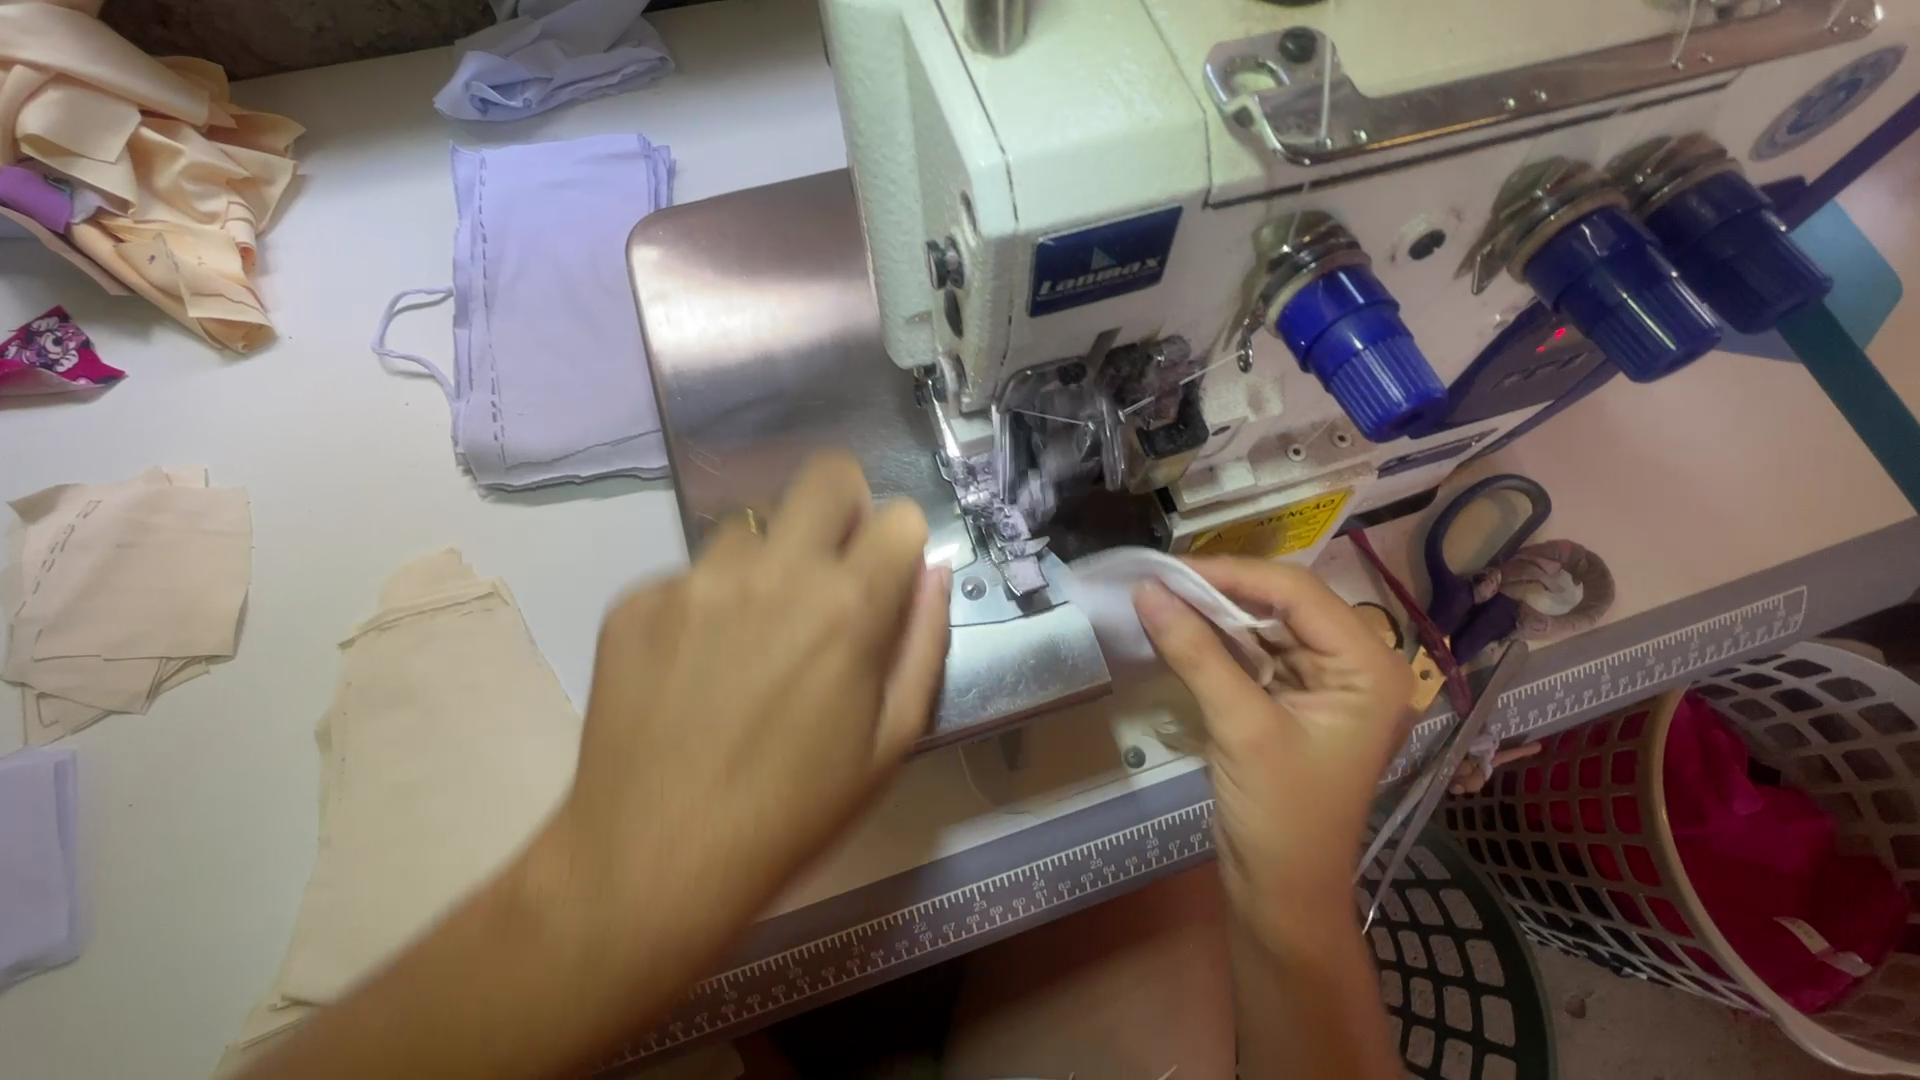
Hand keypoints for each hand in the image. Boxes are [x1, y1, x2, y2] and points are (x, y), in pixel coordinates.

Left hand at [537, 453, 950, 992]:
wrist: (654, 858)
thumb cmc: (795, 812)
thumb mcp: (891, 743)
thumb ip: (924, 644)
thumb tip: (931, 572)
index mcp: (848, 606)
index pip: (901, 515)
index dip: (901, 546)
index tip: (885, 580)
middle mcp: (775, 571)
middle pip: (826, 473)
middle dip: (844, 507)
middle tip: (830, 569)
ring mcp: (697, 578)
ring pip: (752, 526)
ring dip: (768, 562)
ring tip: (750, 635)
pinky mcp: (637, 599)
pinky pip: (689, 574)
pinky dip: (705, 604)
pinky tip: (693, 669)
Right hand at [1134, 558, 1410, 943]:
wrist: (1281, 892)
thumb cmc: (1280, 815)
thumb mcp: (1239, 726)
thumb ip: (1195, 652)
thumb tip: (1146, 591)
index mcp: (1370, 668)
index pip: (1299, 594)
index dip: (1234, 574)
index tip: (1171, 570)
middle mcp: (1358, 665)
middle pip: (1286, 603)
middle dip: (1225, 590)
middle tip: (1163, 580)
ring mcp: (1328, 682)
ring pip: (1268, 624)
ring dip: (1219, 612)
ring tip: (1165, 596)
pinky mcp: (1298, 699)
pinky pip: (1258, 652)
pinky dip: (1221, 640)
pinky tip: (1184, 627)